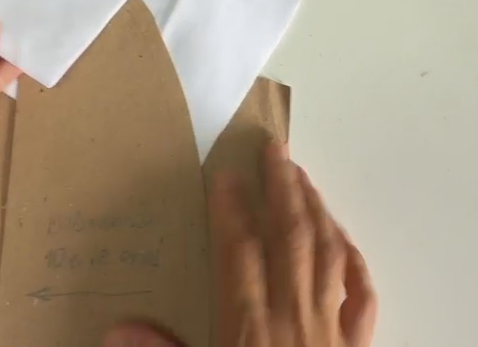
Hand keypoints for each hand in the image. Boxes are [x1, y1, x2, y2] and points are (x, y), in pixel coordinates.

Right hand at [103, 140, 377, 346]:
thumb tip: (115, 328)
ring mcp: (331, 332)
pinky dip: (354, 261)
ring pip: (328, 254)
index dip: (232, 210)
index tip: (224, 174)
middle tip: (274, 148)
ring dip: (316, 209)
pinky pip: (362, 296)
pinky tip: (345, 238)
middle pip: (291, 238)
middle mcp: (295, 320)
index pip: (241, 254)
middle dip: (282, 188)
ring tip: (303, 176)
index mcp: (250, 331)